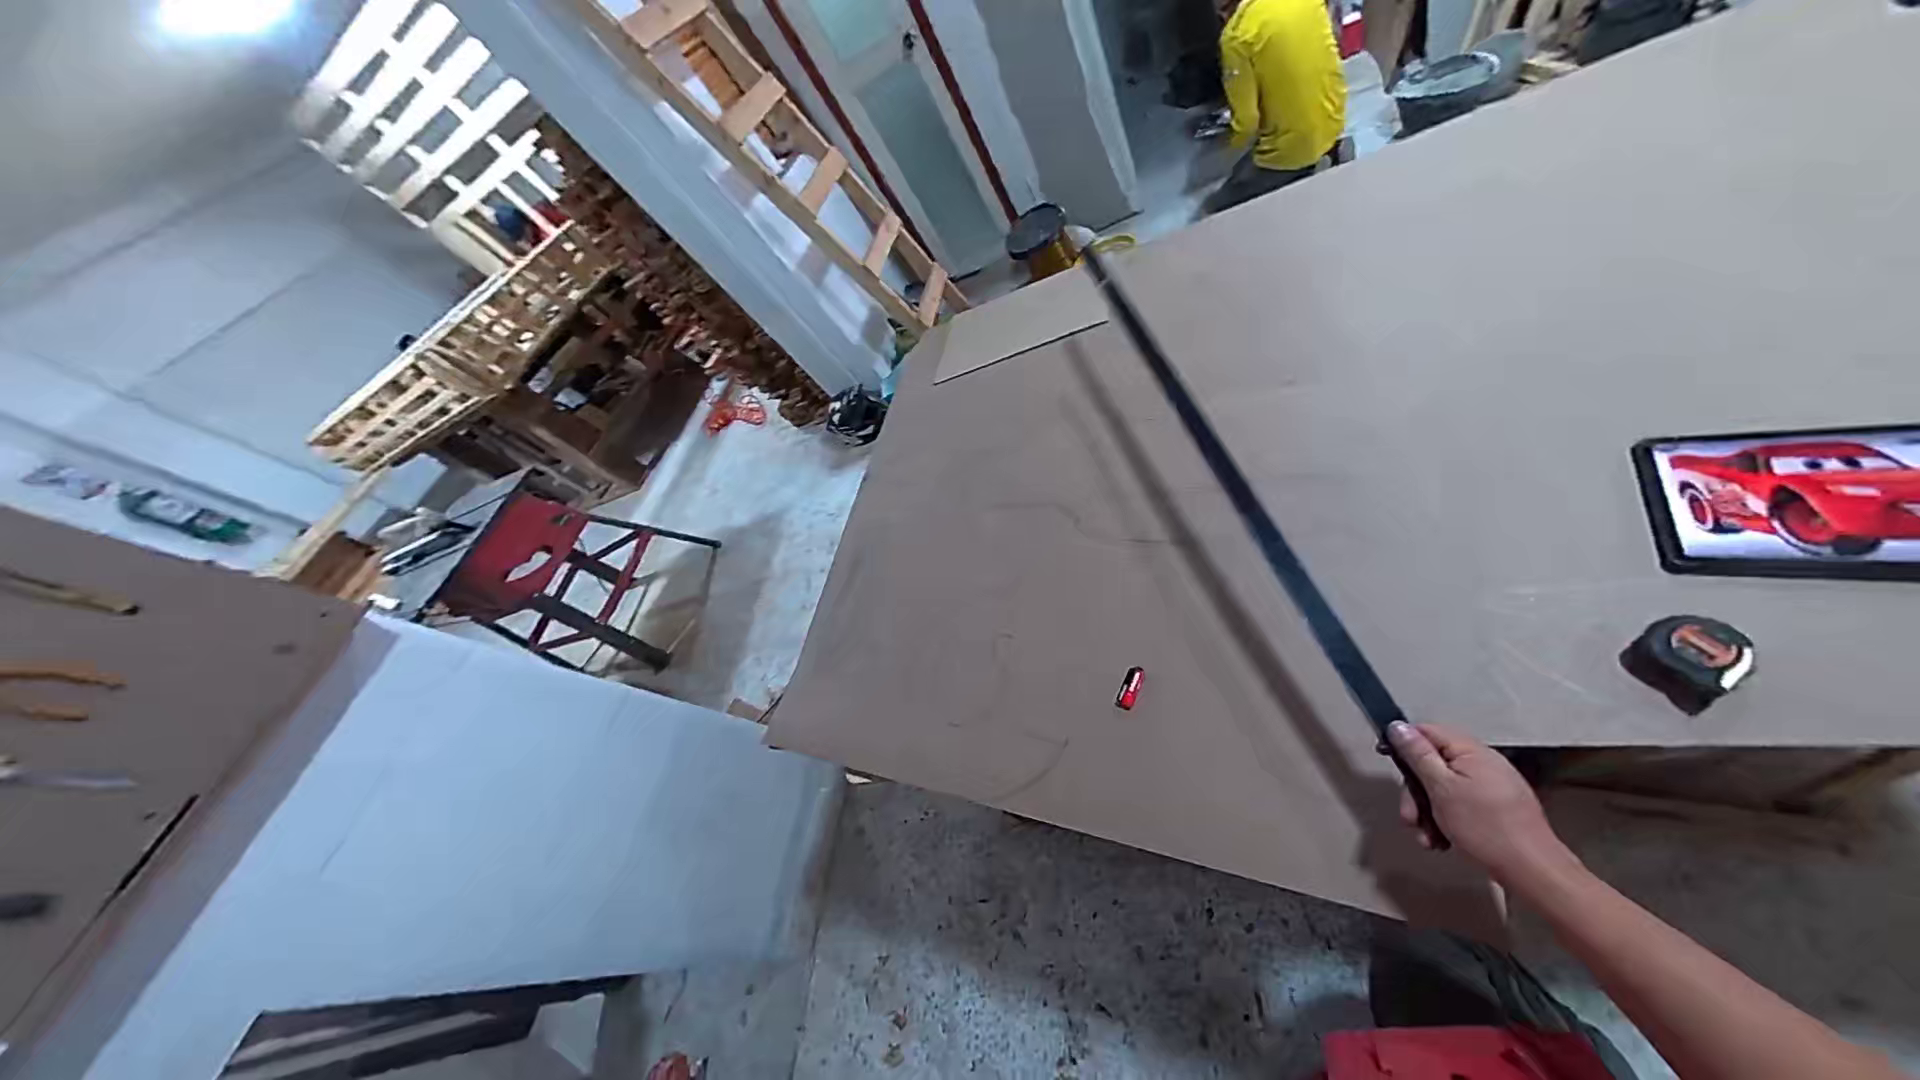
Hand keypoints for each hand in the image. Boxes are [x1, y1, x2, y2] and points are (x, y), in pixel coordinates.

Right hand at [1387, 721, 1574, 883]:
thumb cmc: (1485, 827)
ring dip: (1427, 811)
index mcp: (1472, 752)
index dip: (1405, 747)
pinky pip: (1459, 804)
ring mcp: (1491, 787)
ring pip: (1443, 788)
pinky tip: (1442, 840)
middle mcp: (1483, 764)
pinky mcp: (1495, 809)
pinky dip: (1446, 820)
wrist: (1533, 873)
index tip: (1393, 769)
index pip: (1427, 732)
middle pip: (1432, 764)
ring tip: (1427, 836)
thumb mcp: (1441, 788)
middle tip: (1410, 817)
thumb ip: (1418, 754)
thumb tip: (1398, 725)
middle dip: (1415, 791)